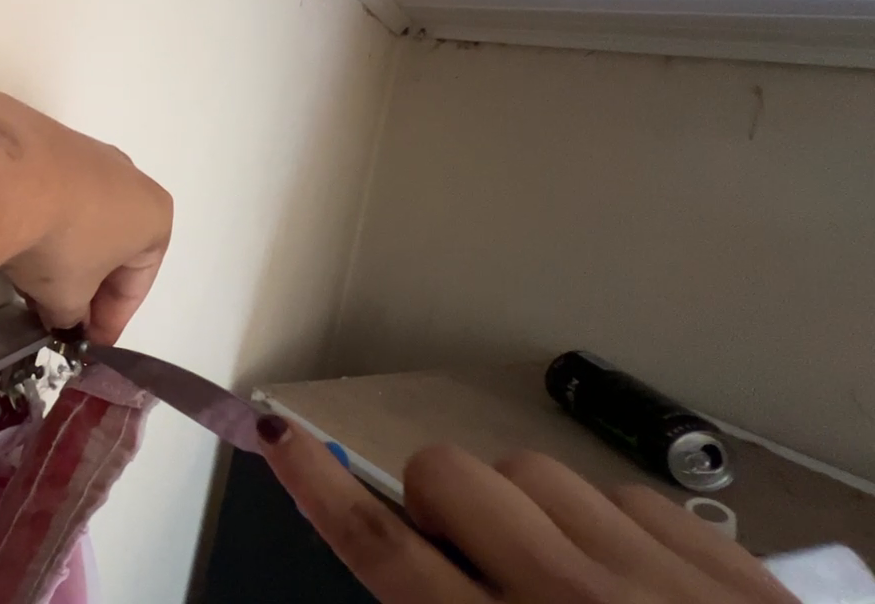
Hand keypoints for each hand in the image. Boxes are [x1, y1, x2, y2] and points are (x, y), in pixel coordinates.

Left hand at [0, 84, 170, 345]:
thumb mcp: (68, 296)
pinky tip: (12, 240)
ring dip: (59, 251)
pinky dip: (37, 218)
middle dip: (84, 284)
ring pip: (78, 216)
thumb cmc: (59, 240)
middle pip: (109, 245)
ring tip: (29, 282)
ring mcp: (85, 151)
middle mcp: (128, 176)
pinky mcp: (44, 139)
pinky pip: (48, 190)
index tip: (88, 341)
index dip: (111, 320)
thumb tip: (62, 318)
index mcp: (153, 215)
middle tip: (57, 315)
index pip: (137, 282)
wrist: (4, 173)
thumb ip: (72, 314)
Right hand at [256, 417, 798, 603]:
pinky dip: (608, 524)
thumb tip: (408, 574)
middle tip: (475, 566)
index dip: (320, 489)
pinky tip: (643, 587)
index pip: (386, 552)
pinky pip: (622, 492)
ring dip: (524, 513)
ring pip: (529, 471)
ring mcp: (673, 584)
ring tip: (567, 580)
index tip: (279, 434)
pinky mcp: (743, 574)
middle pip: (448, 477)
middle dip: (442, 508)